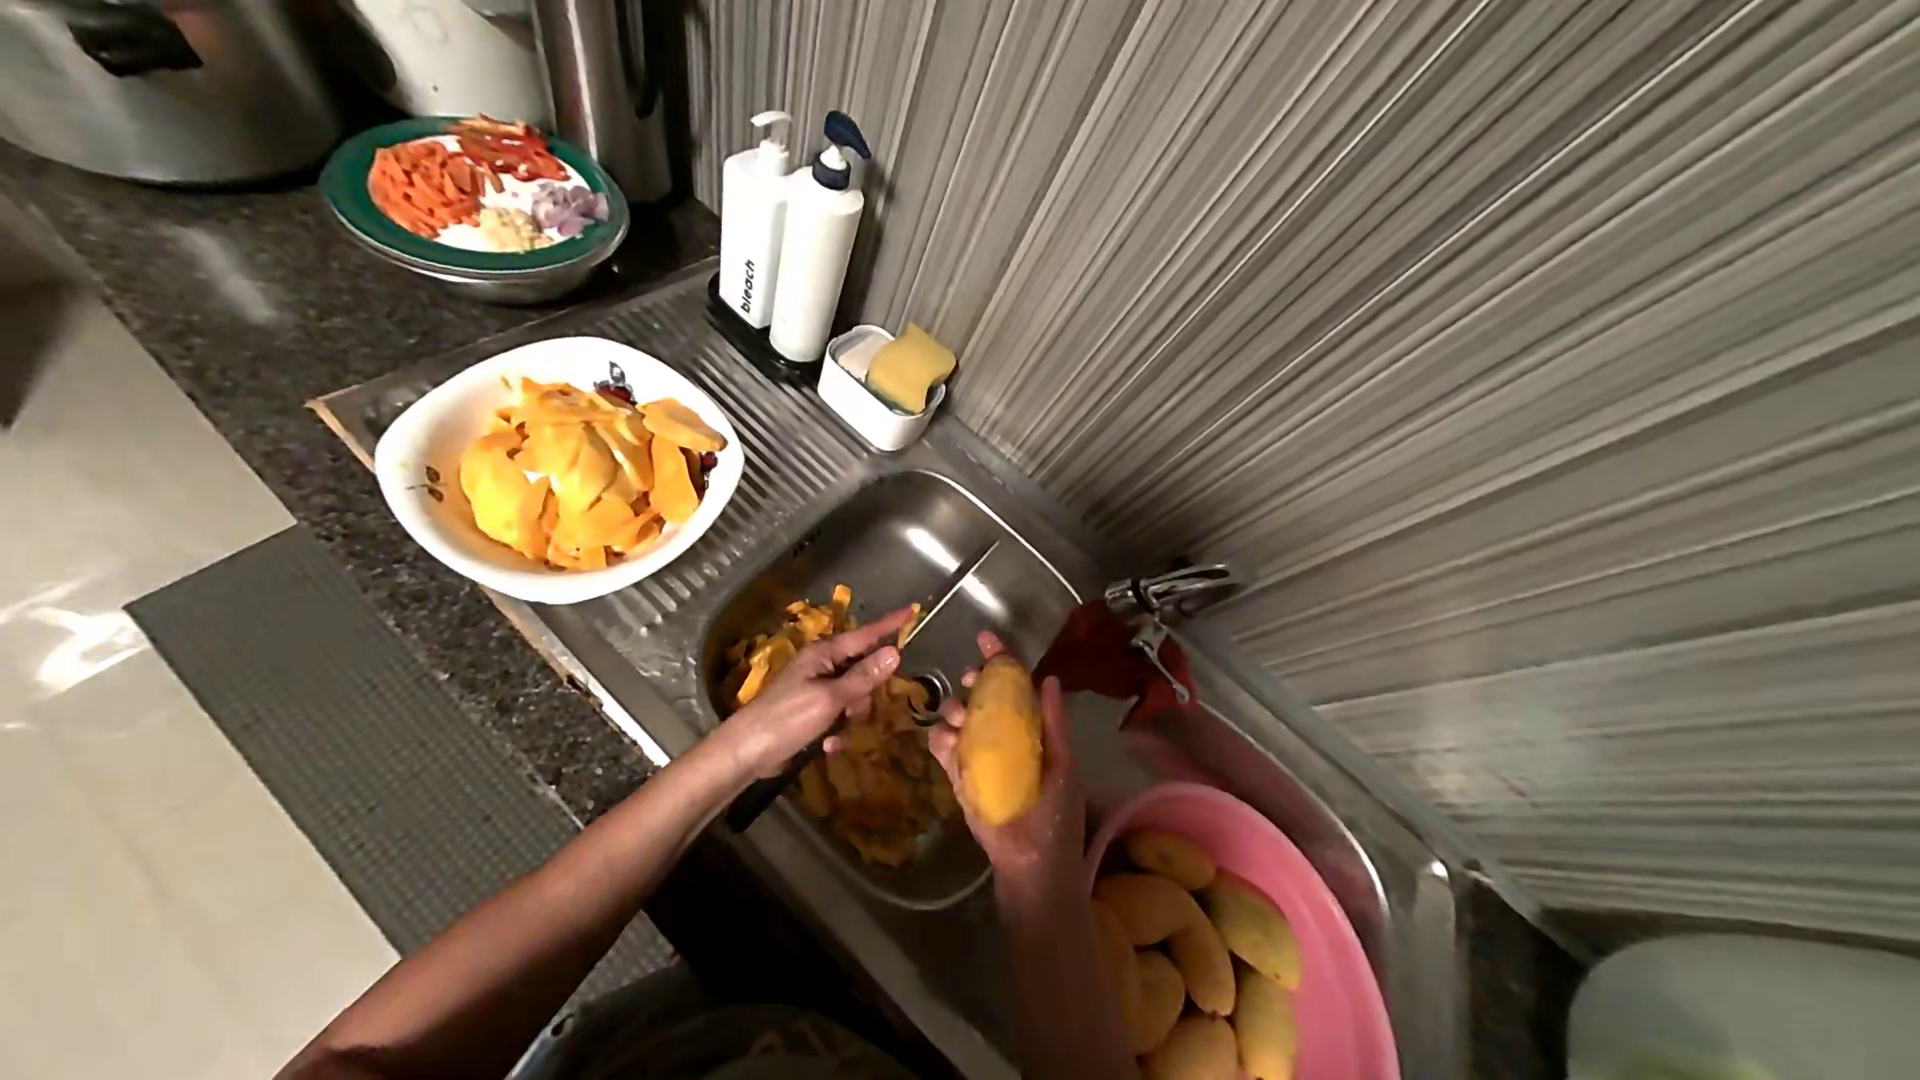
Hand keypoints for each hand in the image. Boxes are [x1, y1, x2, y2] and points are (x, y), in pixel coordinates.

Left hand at [716, 606, 914, 778]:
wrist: (748, 753)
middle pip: (865, 670)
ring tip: (835, 732)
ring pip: (857, 695)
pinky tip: (828, 744)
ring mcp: (819, 688)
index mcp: (824, 654)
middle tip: (854, 711)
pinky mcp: (815, 710)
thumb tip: (895, 652)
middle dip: (865, 694)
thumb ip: (864, 677)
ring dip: (851, 717)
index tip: (911, 610)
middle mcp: (823, 666)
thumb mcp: (830, 698)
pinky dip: (839, 729)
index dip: (889, 625)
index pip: (865, 634)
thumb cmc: (787, 719)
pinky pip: (842, 713)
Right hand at [927, 631, 1086, 897]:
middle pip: (980, 695)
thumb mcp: (1062, 764)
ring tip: (960, 717)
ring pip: (957, 717)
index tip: (984, 638)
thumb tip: (1050, 678)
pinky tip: (946, 740)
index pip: (1013, 685)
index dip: (1000, 660)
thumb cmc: (1054, 812)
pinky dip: (939, 739)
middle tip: (970, 679)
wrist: (1030, 863)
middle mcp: (1001, 734)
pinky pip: (941, 748)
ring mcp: (977, 754)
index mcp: (1029, 728)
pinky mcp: (957, 775)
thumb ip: (1054, 722)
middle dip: (973, 681)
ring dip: (954, 708)